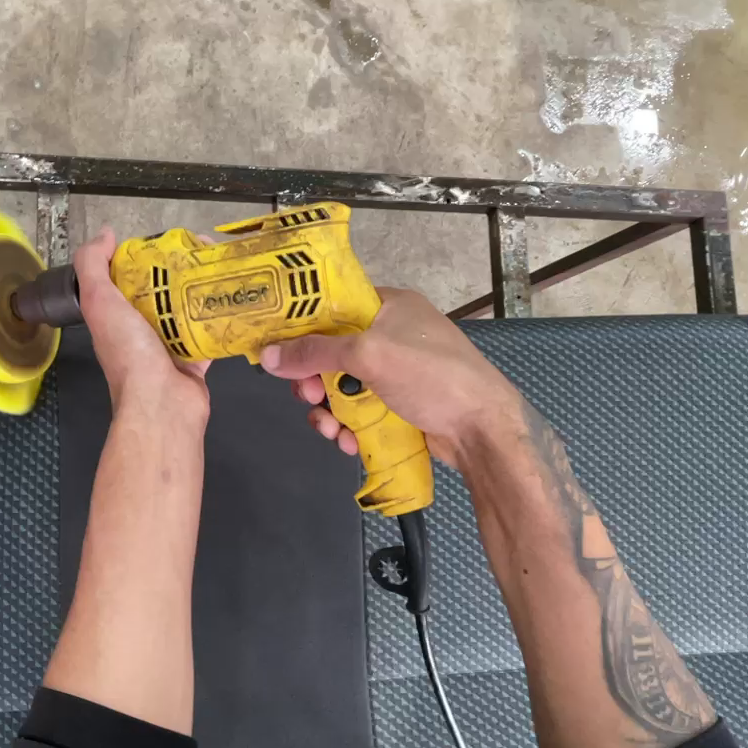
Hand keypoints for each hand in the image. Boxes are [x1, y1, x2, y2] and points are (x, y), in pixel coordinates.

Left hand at [76, 228, 211, 425]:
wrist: (162, 404)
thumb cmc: (129, 354)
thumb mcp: (99, 302)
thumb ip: (92, 265)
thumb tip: (104, 234)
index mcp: (116, 316)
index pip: (128, 277)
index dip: (146, 255)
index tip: (169, 239)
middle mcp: (140, 331)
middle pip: (162, 291)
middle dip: (182, 269)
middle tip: (207, 251)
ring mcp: (169, 347)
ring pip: (188, 310)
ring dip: (204, 289)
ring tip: (225, 268)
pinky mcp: (195, 360)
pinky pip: (210, 333)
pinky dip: (222, 318)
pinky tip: (236, 297)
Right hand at [259, 288, 519, 461]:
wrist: (481, 429)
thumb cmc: (430, 376)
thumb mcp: (368, 355)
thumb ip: (315, 353)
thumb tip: (267, 356)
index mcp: (390, 306)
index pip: (334, 307)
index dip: (304, 329)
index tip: (280, 353)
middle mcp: (391, 334)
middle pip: (332, 353)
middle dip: (315, 381)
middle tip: (309, 398)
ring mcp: (395, 372)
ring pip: (342, 387)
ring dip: (329, 411)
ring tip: (330, 430)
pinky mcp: (398, 404)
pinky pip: (359, 410)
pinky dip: (349, 426)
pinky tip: (348, 442)